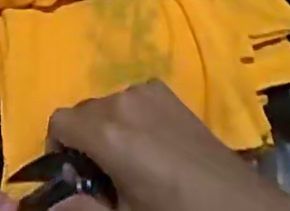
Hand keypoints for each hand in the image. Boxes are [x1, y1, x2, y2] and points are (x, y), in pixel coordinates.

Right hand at [45, 81, 289, 210]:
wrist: (238, 206)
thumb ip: (82, 210)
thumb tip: (51, 202)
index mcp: (109, 130)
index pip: (60, 120)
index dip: (58, 150)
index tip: (72, 179)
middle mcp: (125, 97)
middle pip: (84, 112)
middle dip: (83, 142)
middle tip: (102, 182)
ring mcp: (149, 89)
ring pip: (108, 105)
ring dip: (107, 130)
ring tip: (129, 167)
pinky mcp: (168, 91)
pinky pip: (132, 100)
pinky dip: (129, 119)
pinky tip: (151, 149)